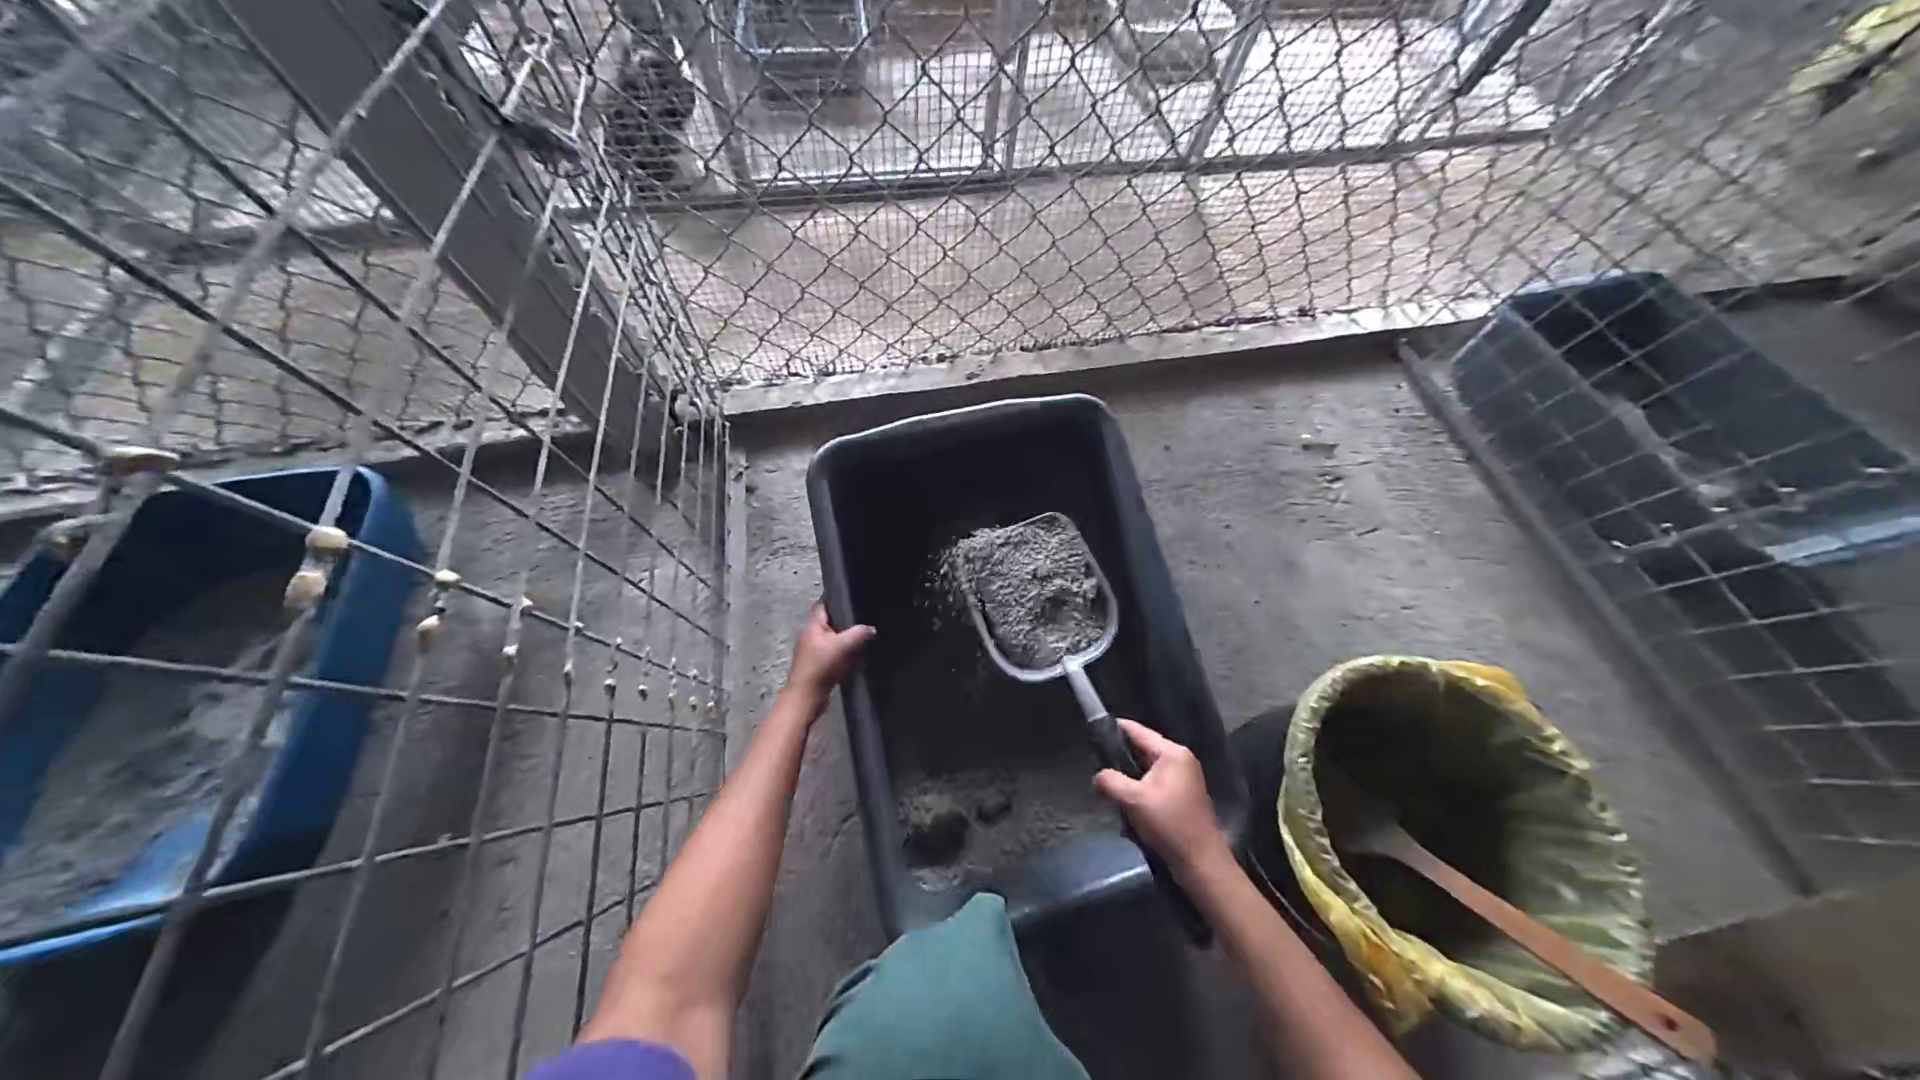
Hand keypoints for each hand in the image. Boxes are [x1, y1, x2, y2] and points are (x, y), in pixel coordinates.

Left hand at [783, 604, 874, 708]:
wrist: (807, 696)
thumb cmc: (822, 666)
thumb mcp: (844, 645)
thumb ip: (860, 633)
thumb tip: (872, 629)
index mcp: (812, 626)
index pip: (822, 606)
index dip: (835, 601)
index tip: (852, 601)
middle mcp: (809, 637)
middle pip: (828, 624)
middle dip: (844, 623)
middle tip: (862, 622)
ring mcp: (811, 652)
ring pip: (831, 640)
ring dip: (844, 641)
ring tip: (862, 639)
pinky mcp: (816, 666)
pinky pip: (831, 655)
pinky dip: (842, 655)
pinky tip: (854, 659)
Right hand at [1094, 719, 1230, 875]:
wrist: (1200, 863)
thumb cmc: (1169, 825)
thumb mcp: (1133, 800)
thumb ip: (1110, 781)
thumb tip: (1098, 776)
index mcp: (1172, 753)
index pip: (1137, 730)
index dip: (1114, 729)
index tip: (1092, 732)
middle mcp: (1180, 759)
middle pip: (1141, 748)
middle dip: (1119, 757)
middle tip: (1096, 765)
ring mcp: (1183, 777)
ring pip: (1145, 767)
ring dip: (1128, 776)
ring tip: (1108, 784)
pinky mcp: (1181, 795)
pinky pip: (1153, 782)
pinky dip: (1138, 788)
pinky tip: (1125, 801)